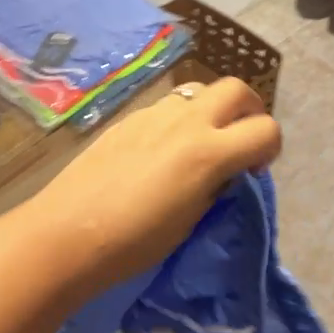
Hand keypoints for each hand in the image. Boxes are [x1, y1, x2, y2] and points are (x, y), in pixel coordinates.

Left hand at [26, 79, 281, 288]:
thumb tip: (225, 171)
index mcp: (208, 153)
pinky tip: (162, 150)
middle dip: (249, 110)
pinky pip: (169, 105)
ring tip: (200, 141)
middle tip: (238, 140)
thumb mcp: (191, 221)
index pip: (266, 130)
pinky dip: (180, 119)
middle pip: (238, 89)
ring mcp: (155, 115)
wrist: (63, 235)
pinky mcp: (129, 119)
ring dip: (213, 109)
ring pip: (201, 89)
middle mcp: (187, 122)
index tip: (254, 170)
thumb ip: (216, 185)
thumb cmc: (132, 243)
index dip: (270, 148)